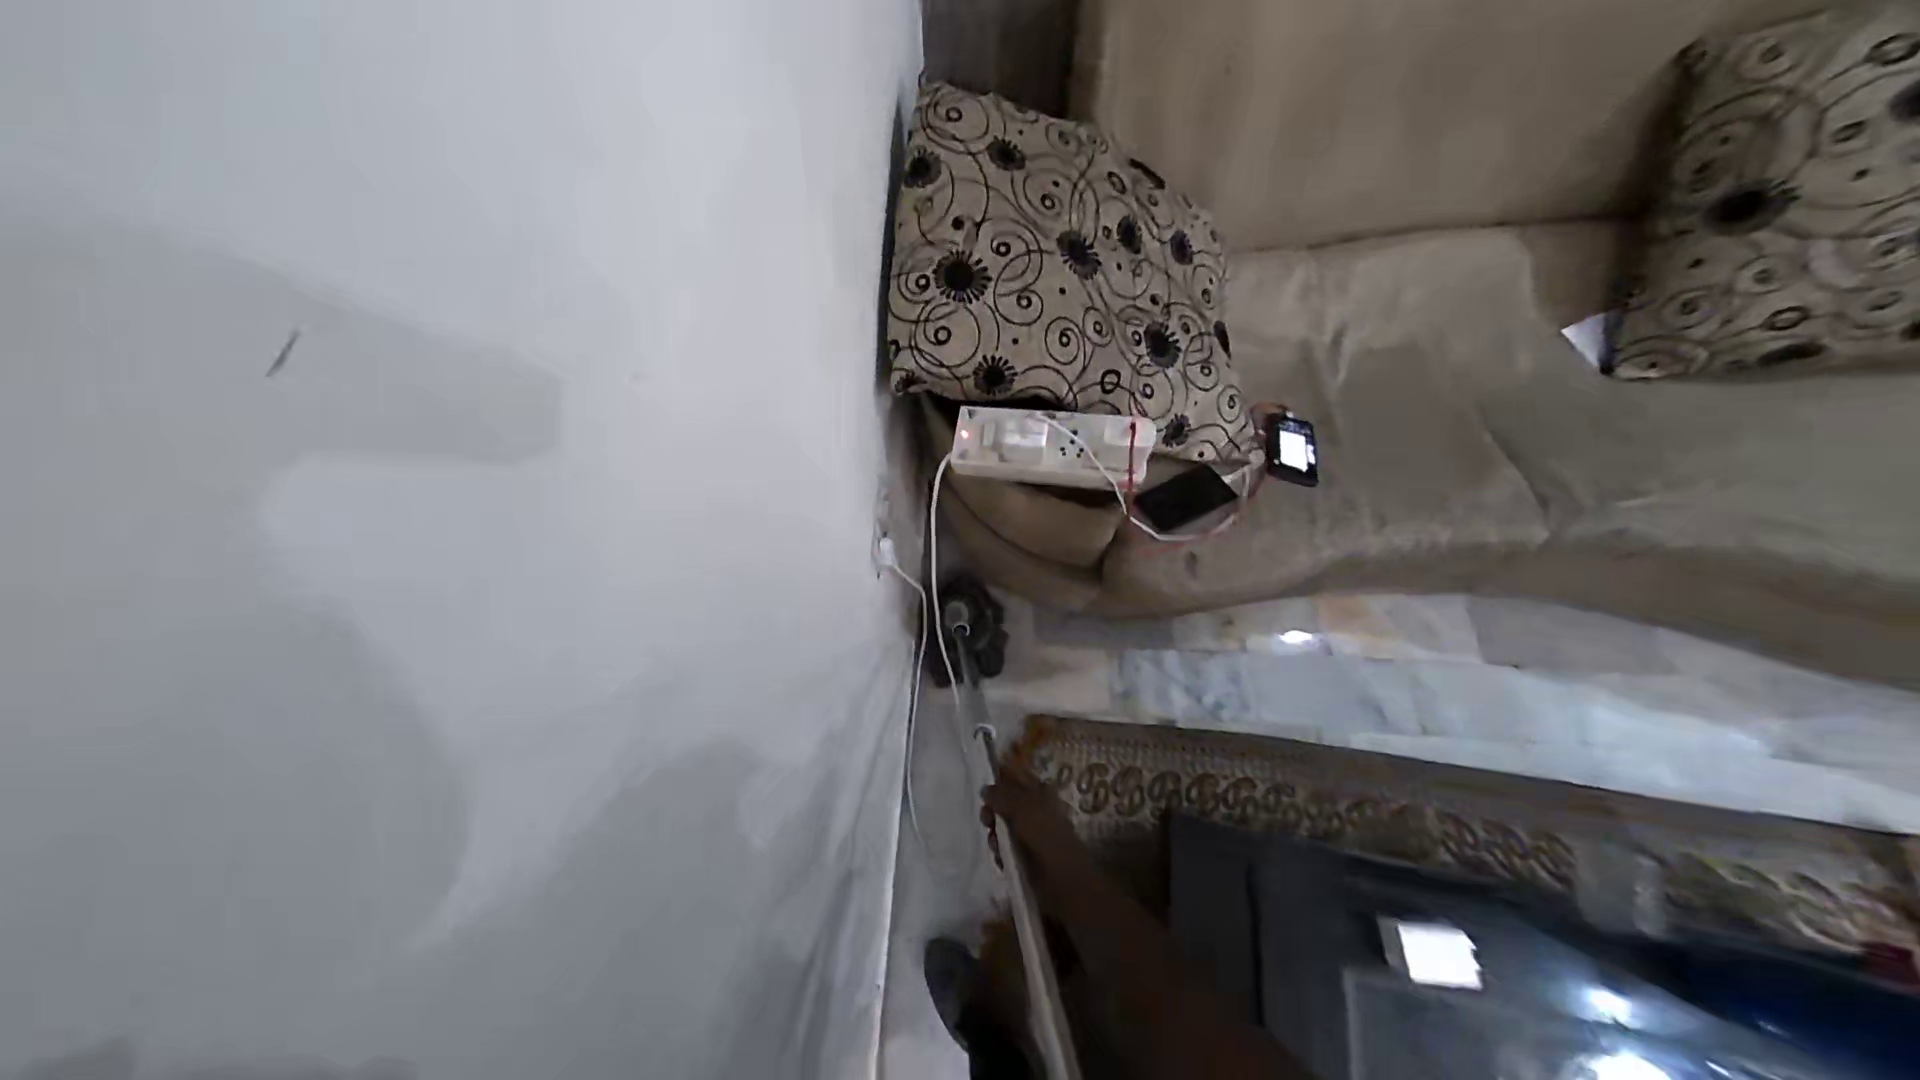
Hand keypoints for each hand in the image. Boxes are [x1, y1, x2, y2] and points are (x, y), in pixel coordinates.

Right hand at [980, 759, 1090, 877]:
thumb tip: (984, 789)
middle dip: (993, 810)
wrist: (1063, 881)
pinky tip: (1002, 857)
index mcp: (1041, 792)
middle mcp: (1035, 810)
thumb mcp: (1022, 808)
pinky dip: (1001, 851)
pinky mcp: (1025, 857)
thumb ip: (1001, 795)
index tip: (985, 789)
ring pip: (1003, 826)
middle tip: (988, 819)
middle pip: (1006, 803)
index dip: (1001, 779)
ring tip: (996, 843)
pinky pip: (1005, 848)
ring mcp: (1030, 834)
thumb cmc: (1045, 836)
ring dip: (995, 834)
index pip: (1018, 777)